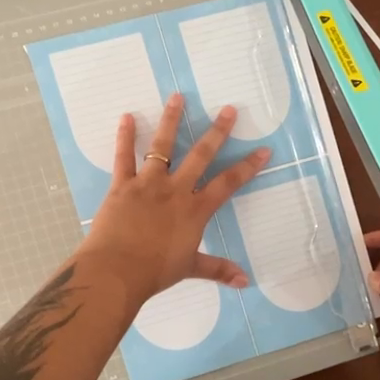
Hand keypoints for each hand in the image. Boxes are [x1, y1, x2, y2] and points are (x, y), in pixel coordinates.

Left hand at [81, 93, 269, 303]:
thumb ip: (217, 269)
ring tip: (177, 97)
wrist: (116, 271)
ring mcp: (148, 185)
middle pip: (200, 156)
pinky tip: (126, 117)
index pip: (227, 184)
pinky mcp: (121, 186)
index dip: (247, 167)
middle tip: (228, 109)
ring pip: (162, 147)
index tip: (263, 150)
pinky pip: (123, 157)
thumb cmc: (155, 272)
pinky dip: (124, 137)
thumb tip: (245, 282)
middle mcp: (175, 190)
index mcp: (195, 210)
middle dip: (217, 132)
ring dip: (170, 120)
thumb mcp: (190, 268)